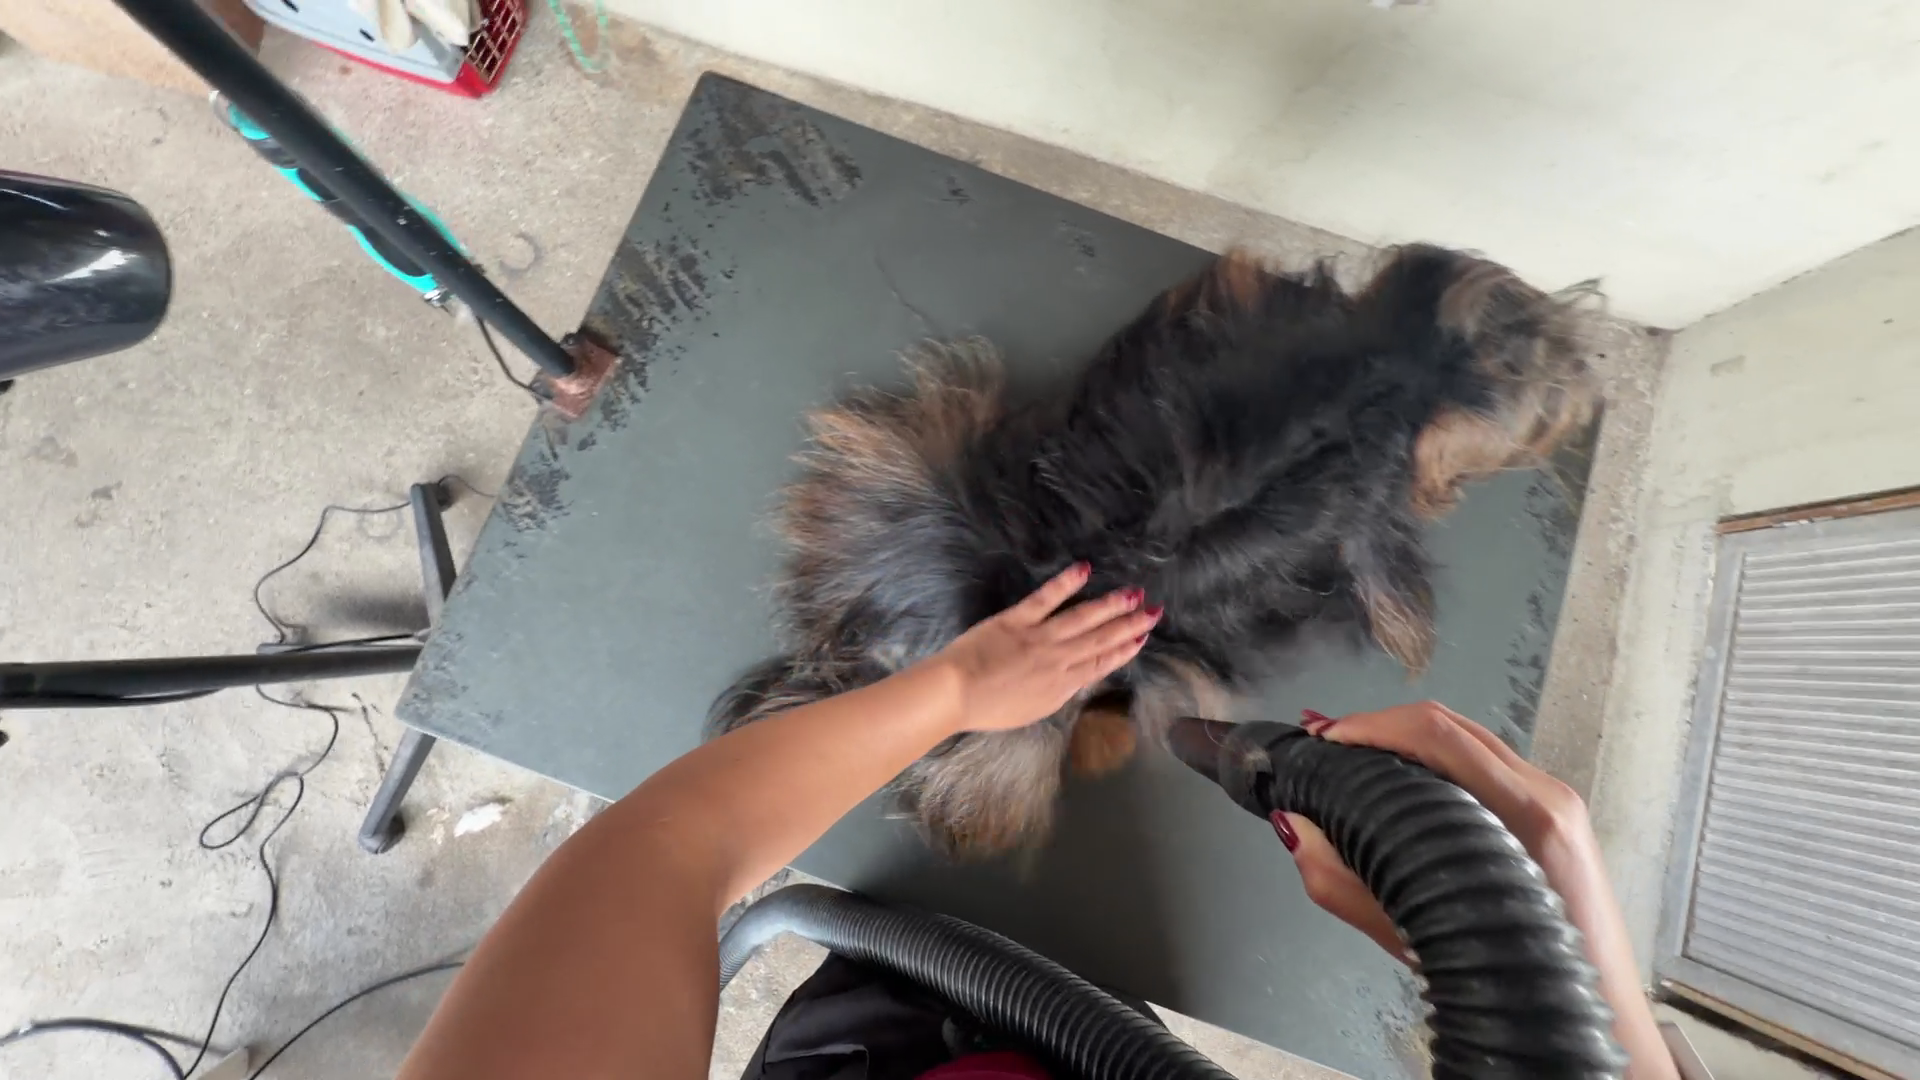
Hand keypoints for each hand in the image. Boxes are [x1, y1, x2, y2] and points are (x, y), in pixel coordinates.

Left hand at [919, 562, 1160, 732]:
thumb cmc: (988, 707)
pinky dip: (1066, 583)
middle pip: (1100, 640)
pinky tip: (1085, 569)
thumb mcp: (1033, 709)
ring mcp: (1039, 638)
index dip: (1124, 650)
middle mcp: (1057, 660)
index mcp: (1061, 685)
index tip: (1143, 638)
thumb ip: (1057, 690)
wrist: (954, 695)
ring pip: (1083, 618)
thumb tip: (1076, 675)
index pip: (1100, 664)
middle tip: (1154, 611)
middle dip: (1130, 625)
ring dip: (1111, 606)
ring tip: (1134, 594)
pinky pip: (1046, 598)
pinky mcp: (1017, 619)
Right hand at [1275, 701, 1678, 1079]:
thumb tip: (1294, 828)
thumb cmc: (1516, 982)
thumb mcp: (1412, 936)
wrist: (1593, 1019)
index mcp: (1527, 819)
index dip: (1371, 726)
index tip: (1327, 739)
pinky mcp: (1552, 809)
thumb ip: (1340, 882)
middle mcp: (1547, 797)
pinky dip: (1430, 749)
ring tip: (1354, 747)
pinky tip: (1398, 765)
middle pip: (1449, 722)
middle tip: (1329, 739)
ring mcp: (1555, 799)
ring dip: (1402, 732)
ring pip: (1466, 732)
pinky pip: (1481, 755)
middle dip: (1377, 723)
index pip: (1437, 735)